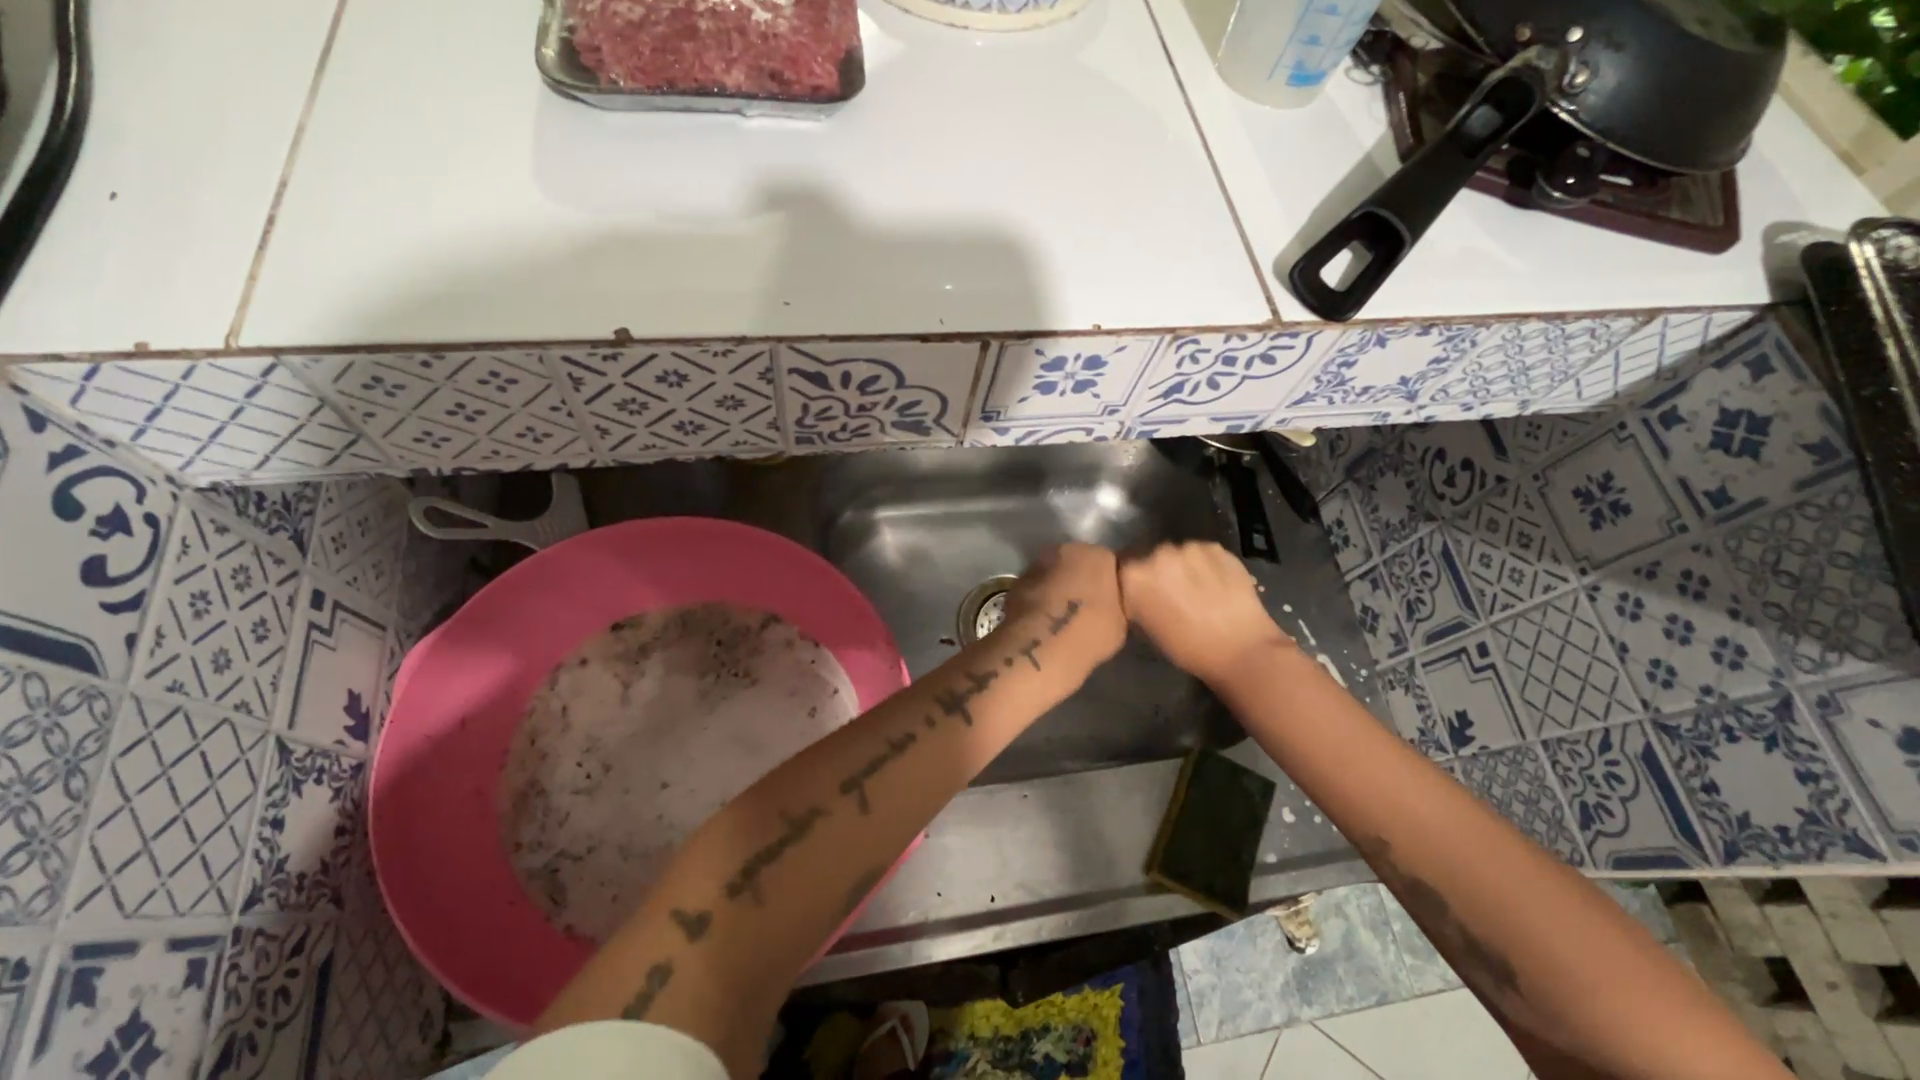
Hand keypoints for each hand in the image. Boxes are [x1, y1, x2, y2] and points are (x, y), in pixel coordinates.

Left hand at [1003, 542, 1127, 666]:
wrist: (1043, 645)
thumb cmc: (1091, 631)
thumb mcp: (1120, 621)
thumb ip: (1113, 604)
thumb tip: (1106, 605)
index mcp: (1097, 555)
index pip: (1106, 562)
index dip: (1106, 582)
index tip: (1106, 601)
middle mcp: (1065, 551)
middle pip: (1075, 562)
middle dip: (1078, 579)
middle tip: (1083, 607)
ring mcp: (1036, 565)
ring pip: (1051, 574)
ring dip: (1055, 588)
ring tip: (1060, 616)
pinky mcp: (1014, 584)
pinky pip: (1033, 590)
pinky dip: (1037, 601)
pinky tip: (1041, 622)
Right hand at [1120, 541, 1292, 686]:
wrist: (1241, 648)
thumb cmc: (1188, 648)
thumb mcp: (1147, 630)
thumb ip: (1137, 602)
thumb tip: (1139, 594)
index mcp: (1134, 576)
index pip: (1123, 571)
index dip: (1133, 583)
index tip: (1143, 596)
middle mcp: (1157, 553)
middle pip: (1151, 558)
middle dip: (1159, 572)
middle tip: (1171, 595)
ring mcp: (1189, 548)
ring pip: (1179, 554)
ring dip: (1183, 568)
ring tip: (1197, 591)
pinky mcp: (1217, 548)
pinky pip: (1203, 554)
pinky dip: (1206, 566)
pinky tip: (1216, 586)